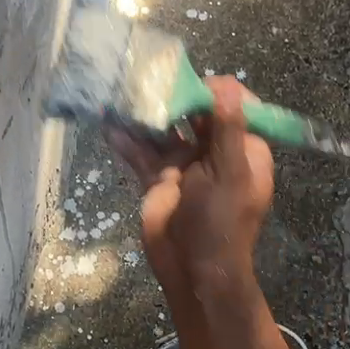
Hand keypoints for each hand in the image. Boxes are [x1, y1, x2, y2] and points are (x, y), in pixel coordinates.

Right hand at [106, 77, 273, 296]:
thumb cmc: (221, 222)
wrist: (193, 269)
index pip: (236, 108)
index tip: (195, 84)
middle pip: (195, 114)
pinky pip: (141, 152)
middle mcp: (214, 153)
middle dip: (175, 96)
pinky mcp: (157, 178)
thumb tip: (225, 84)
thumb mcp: (230, 174)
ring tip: (123, 92)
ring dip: (145, 114)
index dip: (217, 92)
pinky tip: (107, 122)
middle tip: (152, 79)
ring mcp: (184, 165)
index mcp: (243, 150)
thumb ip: (227, 129)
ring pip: (164, 131)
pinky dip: (126, 138)